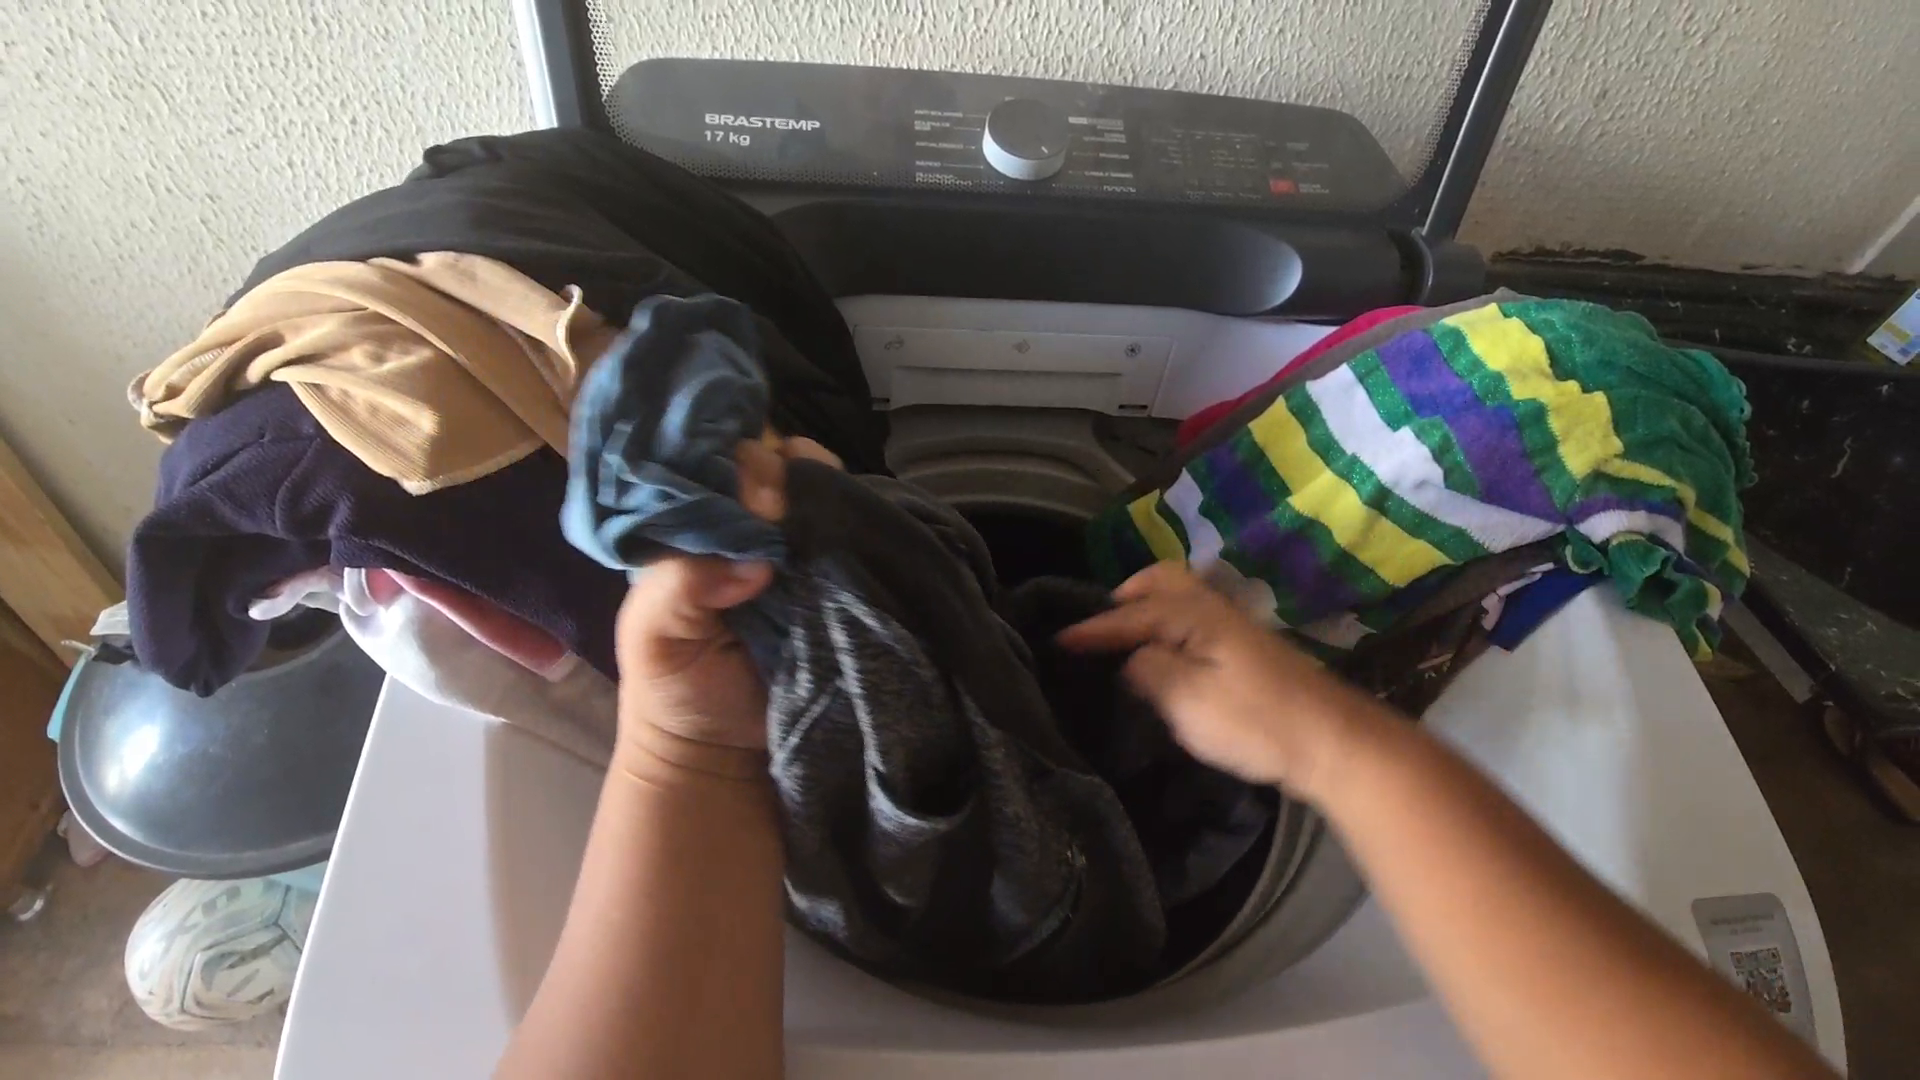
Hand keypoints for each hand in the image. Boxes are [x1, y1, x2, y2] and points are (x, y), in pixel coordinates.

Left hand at [611, 433, 843, 756]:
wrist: (726, 750)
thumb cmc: (676, 689)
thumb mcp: (652, 637)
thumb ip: (678, 586)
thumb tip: (756, 562)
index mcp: (692, 529)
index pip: (713, 462)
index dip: (734, 465)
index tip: (754, 498)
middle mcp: (745, 528)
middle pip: (772, 465)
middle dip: (781, 472)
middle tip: (781, 513)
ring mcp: (795, 549)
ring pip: (817, 490)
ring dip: (823, 491)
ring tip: (818, 521)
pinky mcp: (835, 575)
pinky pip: (851, 532)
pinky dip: (855, 522)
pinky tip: (853, 529)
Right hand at [1056, 562, 1389, 801]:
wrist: (1334, 742)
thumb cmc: (1256, 721)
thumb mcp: (1187, 701)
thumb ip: (1147, 671)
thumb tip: (1129, 660)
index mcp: (1194, 615)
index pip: (1129, 616)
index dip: (1092, 630)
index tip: (1057, 641)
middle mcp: (1213, 608)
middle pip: (1161, 581)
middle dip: (1124, 597)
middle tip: (1099, 627)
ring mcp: (1235, 625)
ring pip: (1180, 597)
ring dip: (1147, 608)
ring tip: (1125, 638)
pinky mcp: (1247, 648)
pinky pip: (1194, 616)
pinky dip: (1168, 622)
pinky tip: (1165, 652)